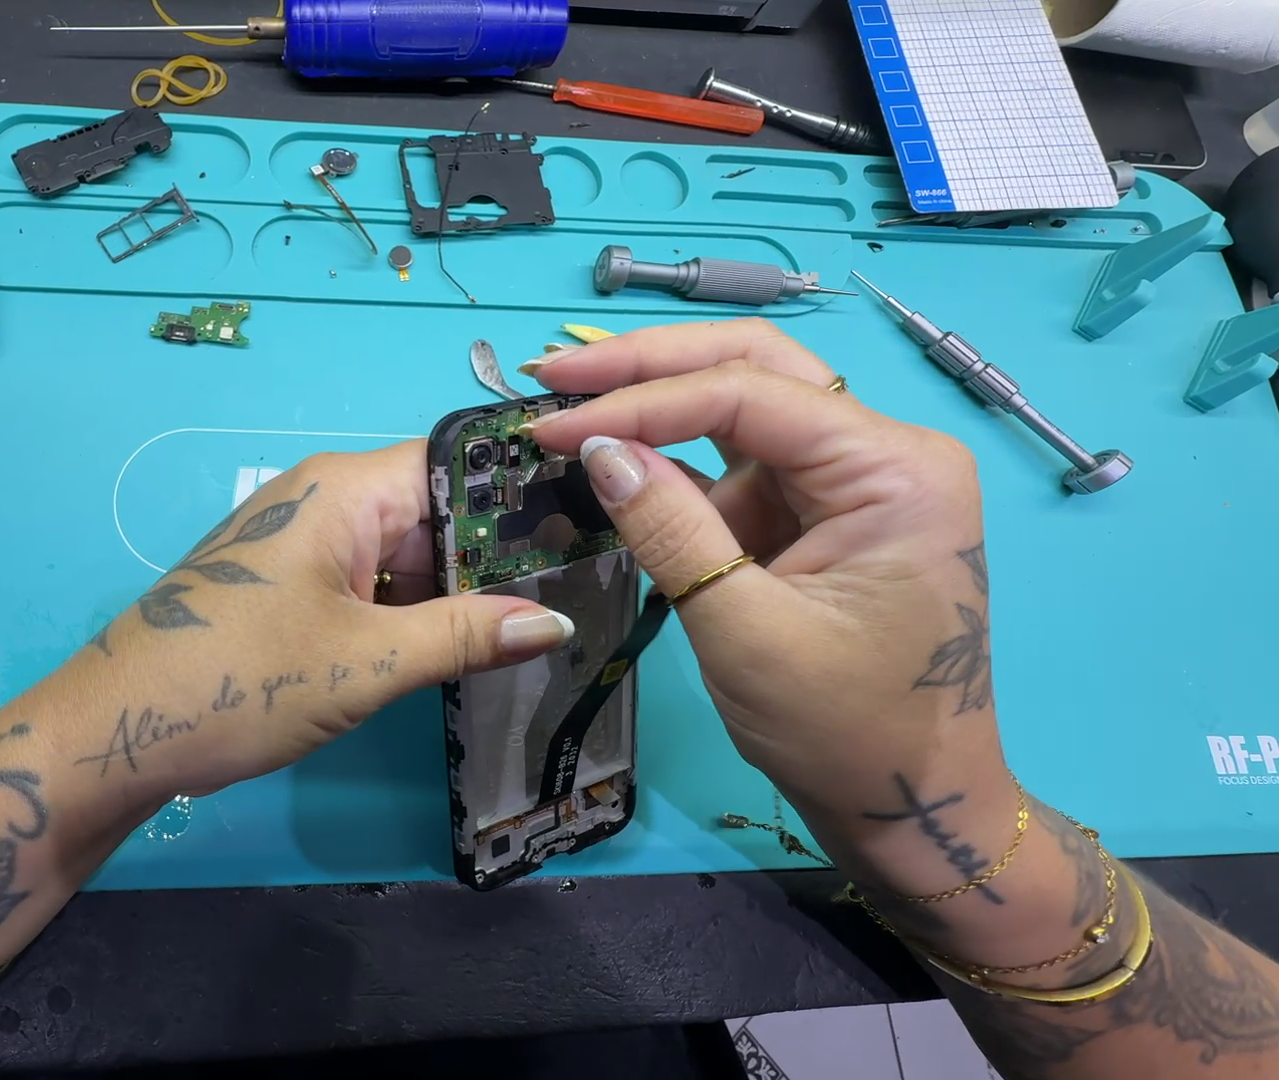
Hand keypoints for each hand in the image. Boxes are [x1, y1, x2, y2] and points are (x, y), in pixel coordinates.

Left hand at [68, 441, 575, 800]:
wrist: (120, 730)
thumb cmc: (243, 679)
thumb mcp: (367, 662)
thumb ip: (466, 636)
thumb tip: (556, 622)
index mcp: (344, 488)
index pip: (453, 465)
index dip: (519, 493)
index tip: (586, 526)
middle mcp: (325, 500)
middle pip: (432, 511)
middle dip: (496, 555)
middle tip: (577, 589)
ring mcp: (304, 544)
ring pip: (402, 553)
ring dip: (455, 590)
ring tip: (538, 620)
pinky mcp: (291, 584)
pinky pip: (368, 582)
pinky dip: (412, 610)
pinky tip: (462, 642)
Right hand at [521, 321, 1009, 834]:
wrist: (903, 799)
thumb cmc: (842, 726)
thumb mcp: (743, 628)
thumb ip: (669, 528)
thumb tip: (592, 449)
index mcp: (891, 469)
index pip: (747, 396)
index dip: (638, 404)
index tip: (550, 425)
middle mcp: (874, 451)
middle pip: (750, 367)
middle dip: (646, 365)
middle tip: (555, 370)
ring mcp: (838, 480)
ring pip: (735, 402)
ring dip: (650, 397)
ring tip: (569, 395)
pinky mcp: (803, 511)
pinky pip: (726, 461)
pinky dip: (663, 453)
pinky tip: (610, 449)